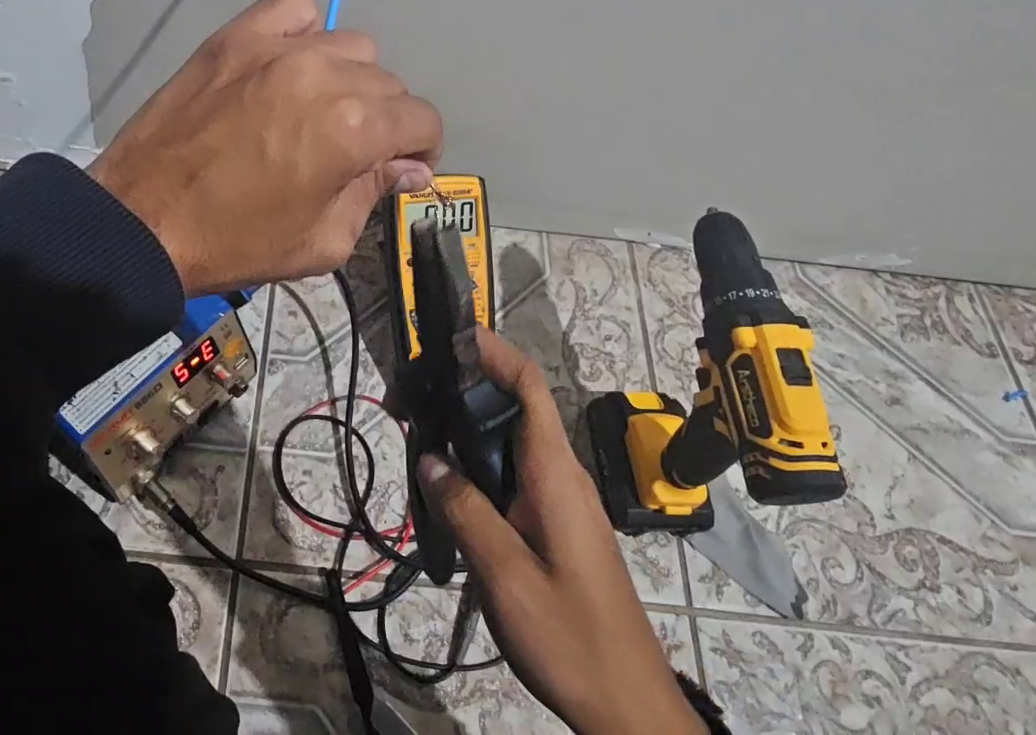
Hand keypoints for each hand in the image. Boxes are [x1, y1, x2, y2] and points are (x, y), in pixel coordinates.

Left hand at [89, 0, 441, 295]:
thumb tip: (410, 167)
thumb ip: (373, 195)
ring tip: (318, 108)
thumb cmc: (235, 243)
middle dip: (384, 120)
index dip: (422, 148)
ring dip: (350, 79)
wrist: (142, 222)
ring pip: (350, 45)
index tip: (402, 167)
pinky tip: (291, 61)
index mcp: (352, 129)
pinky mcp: (235, 37)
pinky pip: (294, 5)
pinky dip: (305, 29)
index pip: (421, 119)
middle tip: (352, 150)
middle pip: (388, 83)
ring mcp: (276, 48)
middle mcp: (325, 75)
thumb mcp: (322, 242)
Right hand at [419, 327, 703, 734]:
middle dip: (465, 396)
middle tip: (409, 404)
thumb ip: (465, 512)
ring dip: (468, 438)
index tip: (451, 337)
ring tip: (418, 443)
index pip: (530, 387)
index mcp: (555, 474)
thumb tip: (429, 459)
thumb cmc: (570, 634)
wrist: (626, 700)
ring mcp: (562, 503)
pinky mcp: (558, 528)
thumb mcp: (506, 575)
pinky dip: (479, 473)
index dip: (495, 352)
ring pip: (511, 449)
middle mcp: (562, 477)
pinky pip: (514, 482)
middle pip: (515, 412)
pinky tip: (448, 496)